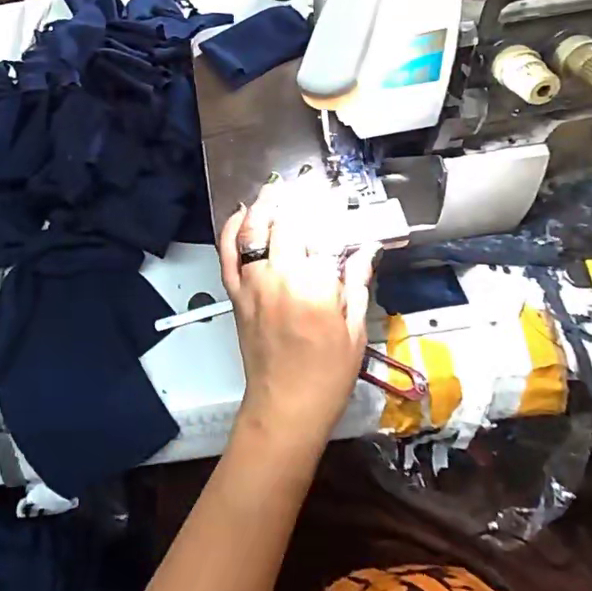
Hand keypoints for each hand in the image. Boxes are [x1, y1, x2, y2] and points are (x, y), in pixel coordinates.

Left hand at [218, 180, 377, 446]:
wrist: (285, 405)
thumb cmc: (325, 376)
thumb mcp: (353, 330)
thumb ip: (355, 283)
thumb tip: (364, 250)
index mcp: (315, 289)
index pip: (321, 235)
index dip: (327, 212)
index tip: (332, 198)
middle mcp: (279, 280)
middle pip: (284, 225)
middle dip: (295, 199)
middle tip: (304, 185)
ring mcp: (252, 285)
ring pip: (252, 232)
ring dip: (262, 206)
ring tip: (273, 189)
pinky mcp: (236, 295)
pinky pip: (227, 254)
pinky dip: (230, 230)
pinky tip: (240, 215)